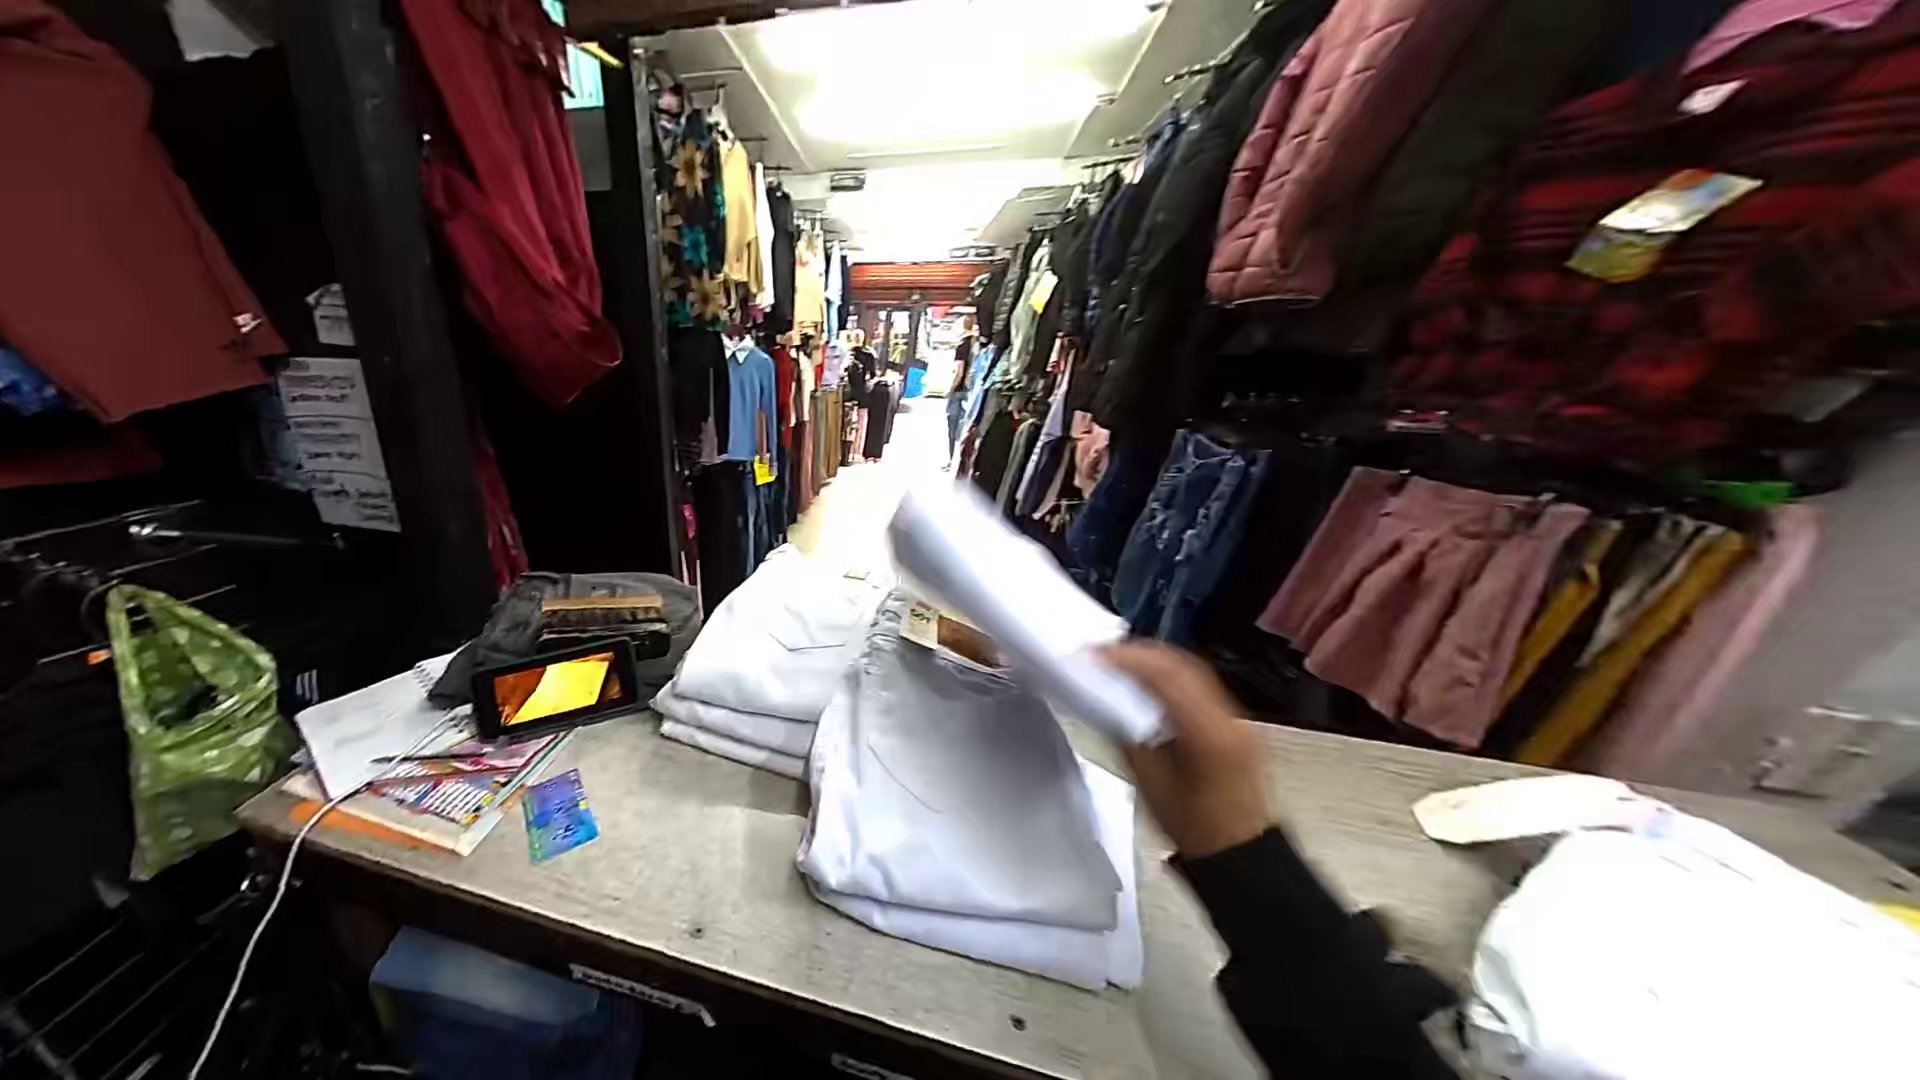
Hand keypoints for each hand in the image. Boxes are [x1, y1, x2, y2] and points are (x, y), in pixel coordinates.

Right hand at [1103, 641, 1272, 857]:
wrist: (1241, 856)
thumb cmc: (1195, 829)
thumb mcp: (1148, 780)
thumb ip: (1127, 733)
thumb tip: (1107, 700)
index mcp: (1208, 734)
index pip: (1165, 676)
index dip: (1126, 659)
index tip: (1095, 656)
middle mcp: (1229, 718)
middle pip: (1180, 665)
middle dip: (1138, 653)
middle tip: (1102, 654)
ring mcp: (1237, 719)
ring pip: (1191, 670)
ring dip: (1153, 661)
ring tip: (1119, 663)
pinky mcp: (1234, 723)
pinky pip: (1198, 684)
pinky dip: (1168, 675)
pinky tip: (1147, 681)